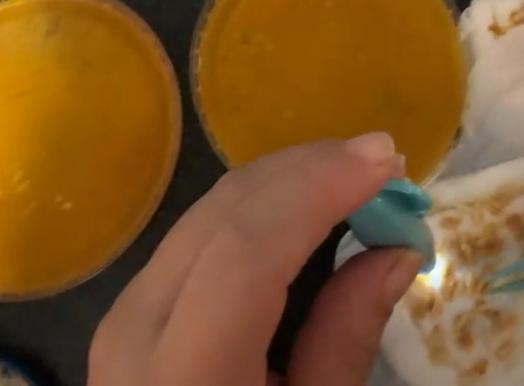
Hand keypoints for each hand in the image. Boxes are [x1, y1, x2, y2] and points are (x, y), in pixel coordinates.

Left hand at [92, 133, 423, 385]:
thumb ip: (346, 338)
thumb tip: (396, 248)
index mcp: (183, 374)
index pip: (246, 249)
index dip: (318, 189)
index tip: (385, 160)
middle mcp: (138, 324)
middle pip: (225, 210)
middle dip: (310, 169)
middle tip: (382, 160)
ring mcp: (127, 308)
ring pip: (211, 207)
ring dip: (287, 178)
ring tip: (354, 174)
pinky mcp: (133, 301)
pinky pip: (201, 229)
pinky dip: (260, 205)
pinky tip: (304, 203)